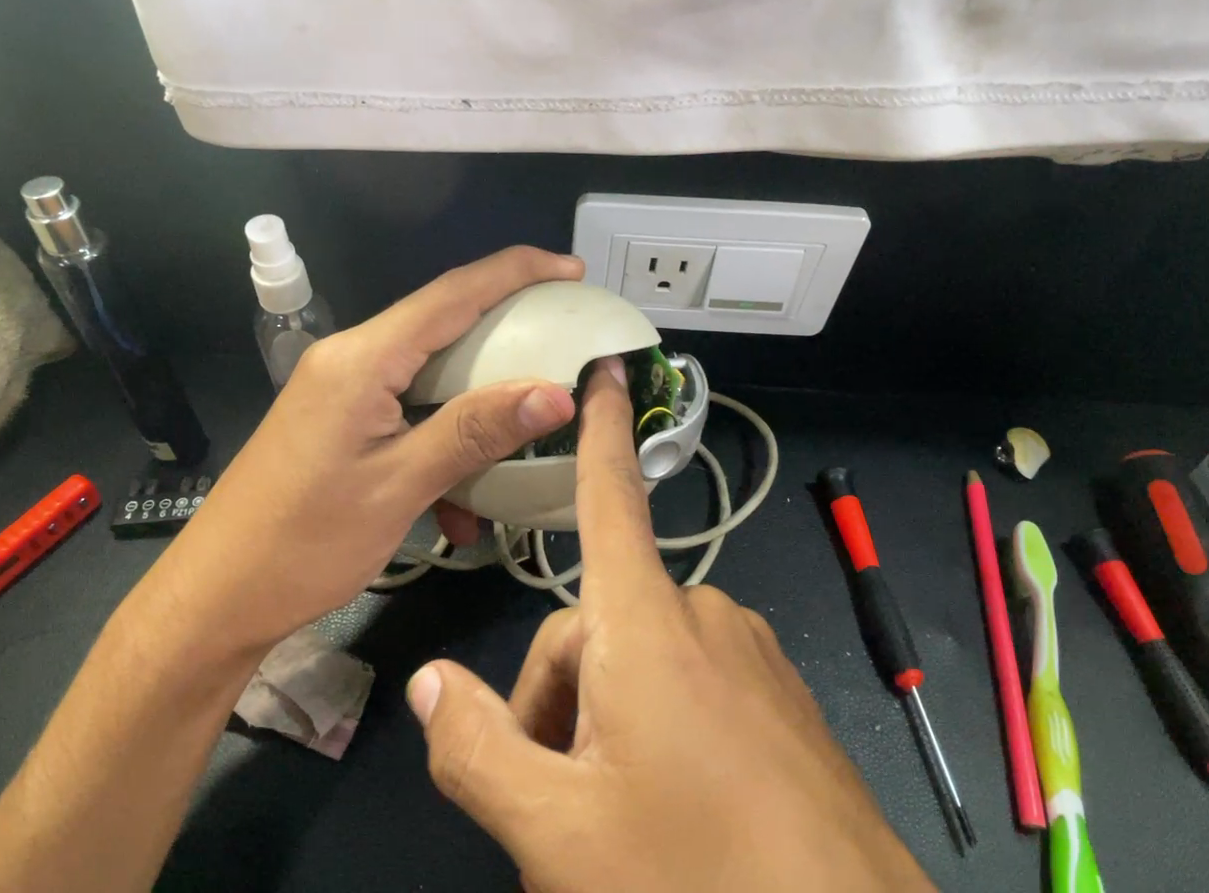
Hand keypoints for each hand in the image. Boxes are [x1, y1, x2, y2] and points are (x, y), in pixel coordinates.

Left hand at [158, 247, 581, 649]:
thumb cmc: (305, 542)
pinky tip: (459, 511)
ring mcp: (340, 393)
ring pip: (430, 379)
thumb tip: (557, 392)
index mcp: (363, 358)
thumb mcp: (400, 486)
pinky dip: (440, 449)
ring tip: (525, 444)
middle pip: (444, 327)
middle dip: (507, 336)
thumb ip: (476, 431)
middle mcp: (350, 359)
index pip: (453, 293)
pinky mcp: (337, 424)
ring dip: (476, 413)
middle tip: (567, 346)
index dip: (517, 272)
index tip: (573, 271)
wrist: (218, 597)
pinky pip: (406, 417)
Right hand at [403, 358, 934, 892]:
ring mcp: (751, 659)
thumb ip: (477, 750)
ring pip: (639, 665)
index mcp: (646, 625)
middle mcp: (703, 619)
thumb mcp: (559, 830)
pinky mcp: (781, 700)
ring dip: (602, 728)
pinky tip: (667, 817)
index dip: (598, 430)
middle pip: (591, 629)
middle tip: (555, 807)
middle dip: (555, 706)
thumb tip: (427, 684)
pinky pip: (692, 689)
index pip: (609, 499)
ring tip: (609, 826)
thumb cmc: (696, 871)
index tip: (607, 367)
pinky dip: (657, 735)